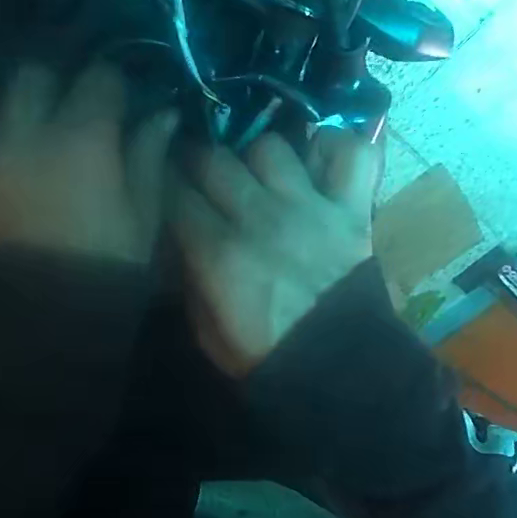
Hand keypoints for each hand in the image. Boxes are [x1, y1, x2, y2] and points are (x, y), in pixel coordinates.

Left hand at [0, 62, 178, 262]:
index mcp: (81, 140)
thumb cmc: (107, 276)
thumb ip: (150, 156)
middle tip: (74, 112)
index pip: (99, 78)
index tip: (123, 102)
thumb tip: (163, 113)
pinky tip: (12, 185)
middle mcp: (22, 136)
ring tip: (40, 149)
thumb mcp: (144, 219)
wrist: (39, 336)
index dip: (115, 85)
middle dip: (56, 85)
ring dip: (22, 118)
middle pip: (33, 75)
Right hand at [170, 128, 382, 375]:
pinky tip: (317, 163)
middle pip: (214, 158)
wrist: (337, 371)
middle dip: (198, 161)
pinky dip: (333, 147)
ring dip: (257, 159)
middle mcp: (262, 219)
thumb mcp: (205, 327)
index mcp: (219, 253)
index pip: (174, 191)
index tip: (165, 185)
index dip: (163, 181)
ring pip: (270, 146)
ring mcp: (312, 209)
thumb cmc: (265, 353)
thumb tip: (176, 232)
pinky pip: (349, 152)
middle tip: (203, 174)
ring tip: (259, 176)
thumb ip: (187, 274)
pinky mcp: (353, 209)